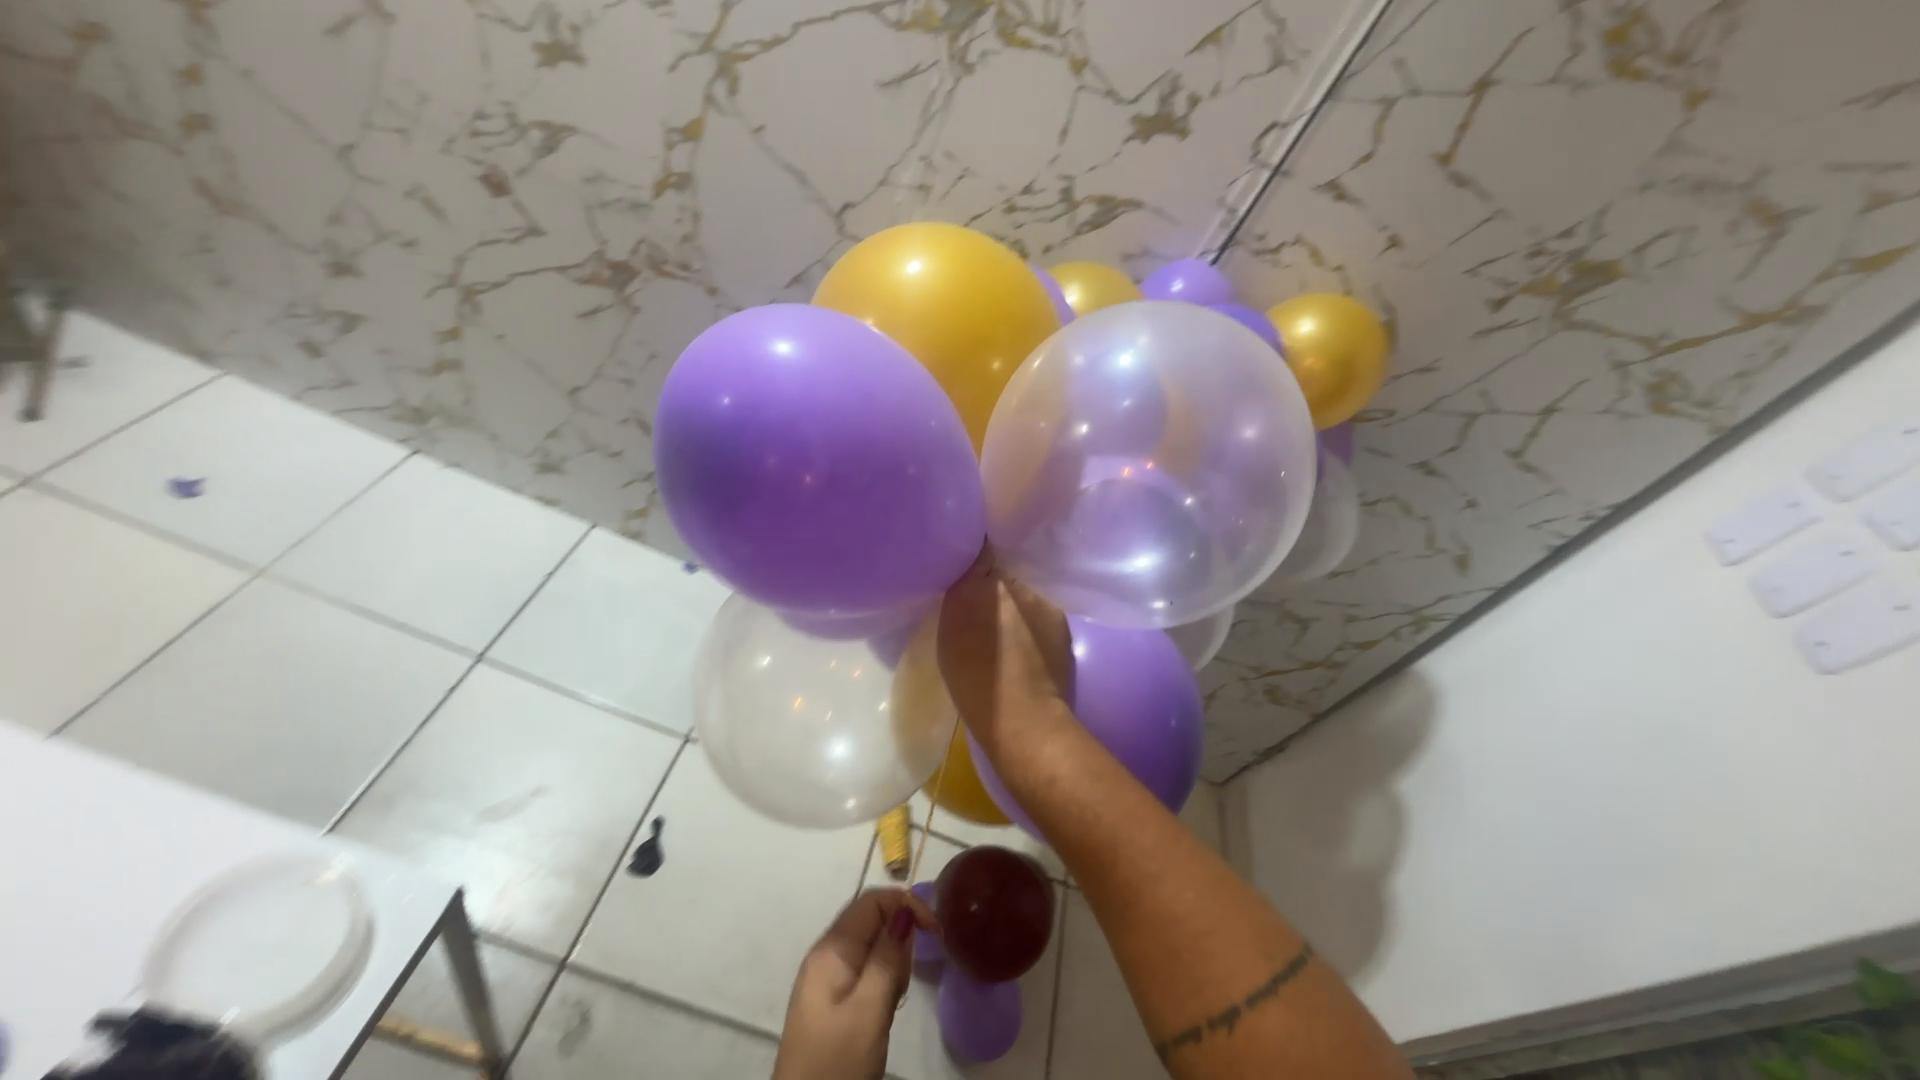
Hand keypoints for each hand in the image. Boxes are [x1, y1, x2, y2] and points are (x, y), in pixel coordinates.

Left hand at [773, 888, 937, 1079]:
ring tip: (894, 1000)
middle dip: (900, 939)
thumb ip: (887, 958)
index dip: (906, 905)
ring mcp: (828, 977)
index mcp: (831, 949)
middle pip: (872, 920)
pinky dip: (883, 981)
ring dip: (893, 964)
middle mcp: (827, 954)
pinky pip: (866, 972)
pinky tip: (885, 1008)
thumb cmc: (838, 1060)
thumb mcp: (869, 1009)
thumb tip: (905, 910)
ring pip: (872, 947)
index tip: (936, 932)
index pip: (872, 901)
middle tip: (906, 980)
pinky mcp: (833, 999)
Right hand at [936, 547, 1074, 753]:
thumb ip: (963, 589)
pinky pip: (1041, 618)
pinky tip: (1025, 652)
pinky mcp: (1062, 626)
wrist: (1021, 718)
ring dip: (1015, 611)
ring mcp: (1044, 605)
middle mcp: (1018, 585)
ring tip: (1005, 639)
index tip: (965, 575)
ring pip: (1024, 599)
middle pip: (1003, 579)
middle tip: (980, 615)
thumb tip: (977, 560)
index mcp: (983, 582)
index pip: (982, 554)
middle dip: (993, 592)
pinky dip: (1033, 628)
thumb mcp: (951, 629)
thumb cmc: (974, 676)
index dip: (974, 563)